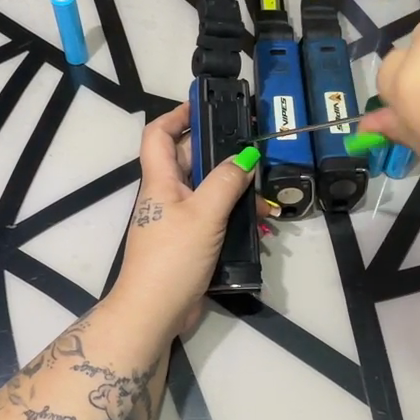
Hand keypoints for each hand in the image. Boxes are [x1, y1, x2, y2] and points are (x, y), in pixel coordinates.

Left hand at [108, 103, 259, 335]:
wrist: (154, 313)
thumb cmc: (172, 257)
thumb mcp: (204, 214)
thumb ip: (227, 182)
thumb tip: (246, 157)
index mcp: (160, 180)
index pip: (159, 135)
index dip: (178, 115)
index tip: (206, 106)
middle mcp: (166, 196)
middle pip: (191, 161)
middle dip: (222, 154)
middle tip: (254, 151)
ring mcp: (177, 221)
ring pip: (208, 192)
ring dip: (235, 190)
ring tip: (265, 197)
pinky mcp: (190, 244)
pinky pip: (214, 220)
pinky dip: (235, 218)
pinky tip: (259, 225)